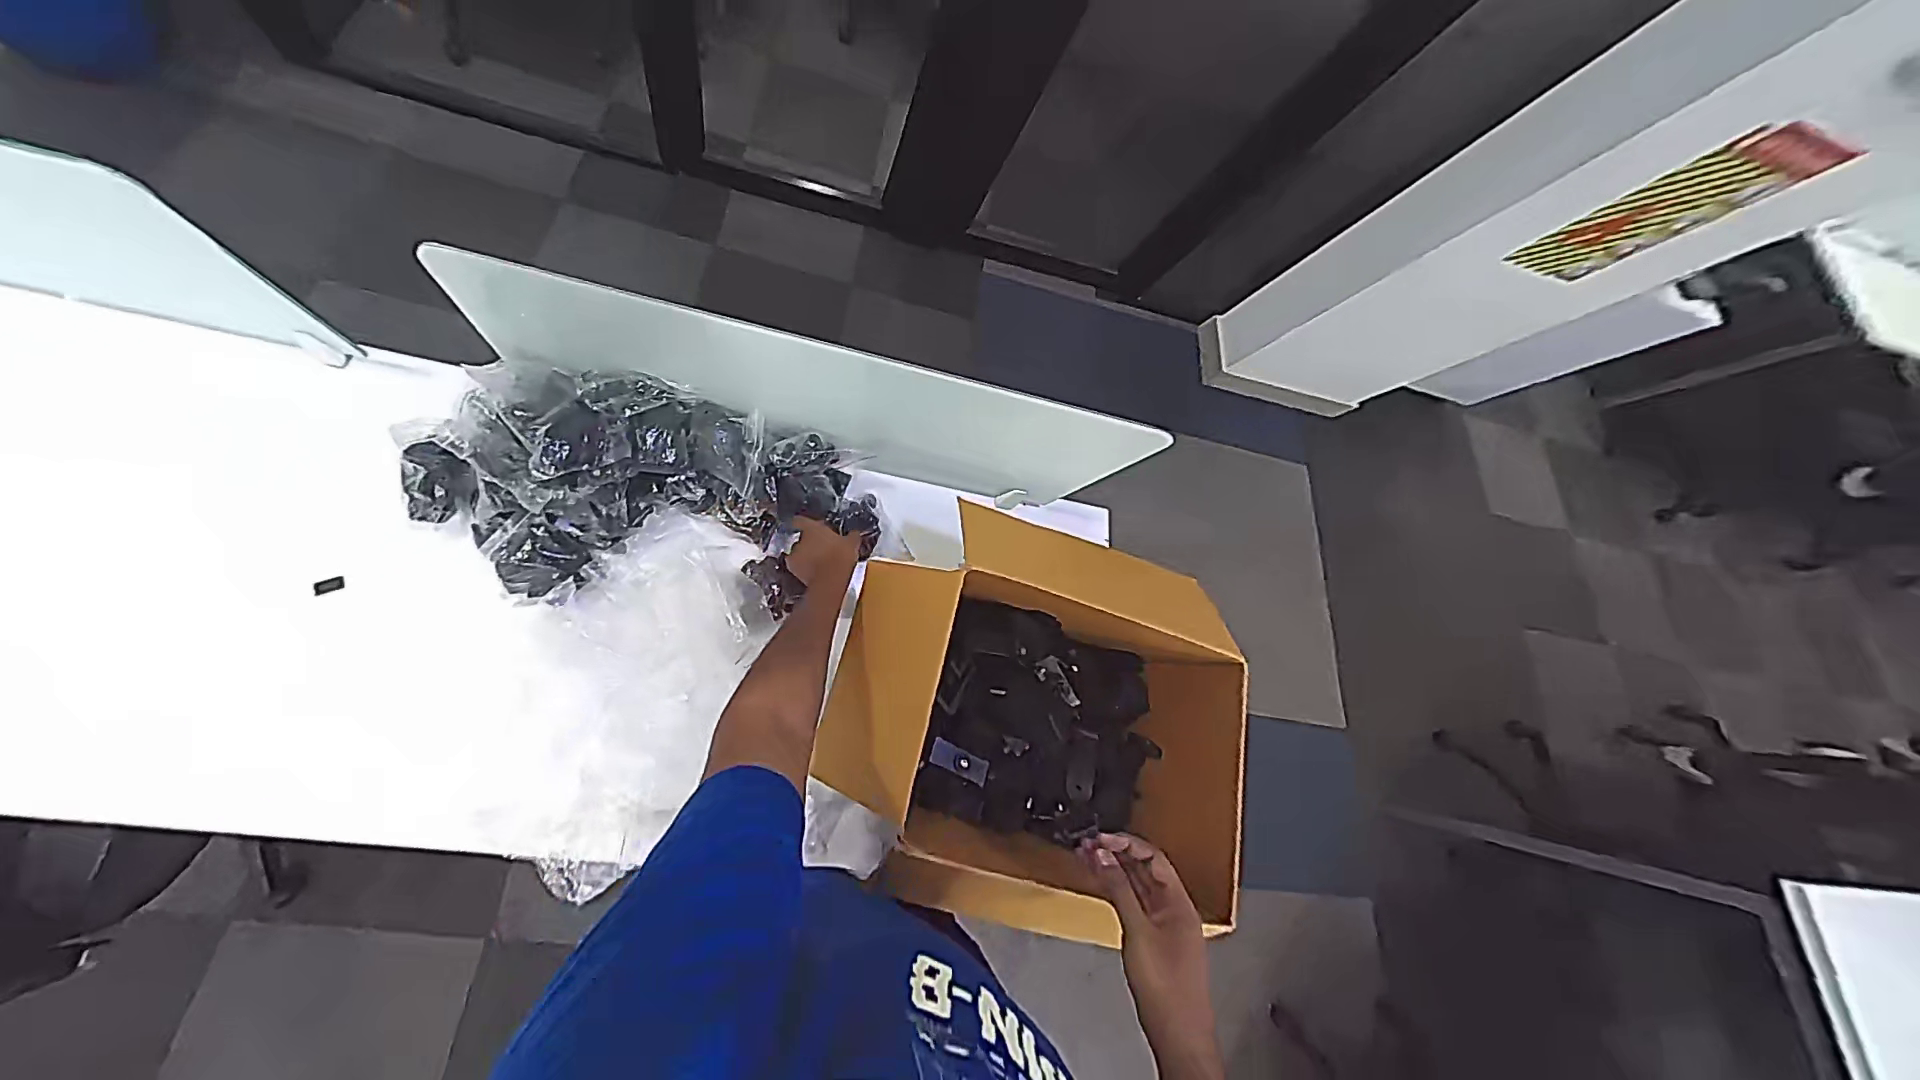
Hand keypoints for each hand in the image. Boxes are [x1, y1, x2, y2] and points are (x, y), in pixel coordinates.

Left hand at [784, 517, 862, 587]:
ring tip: (821, 561)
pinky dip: (806, 570)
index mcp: (811, 529)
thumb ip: (851, 536)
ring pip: (798, 555)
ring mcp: (795, 558)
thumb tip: (855, 534)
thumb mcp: (851, 542)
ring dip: (806, 556)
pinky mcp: (796, 574)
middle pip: (800, 539)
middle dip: (809, 542)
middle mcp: (799, 541)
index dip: (805, 523)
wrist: (832, 580)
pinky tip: (818, 572)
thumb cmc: (841, 556)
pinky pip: (800, 569)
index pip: (800, 520)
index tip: (812, 526)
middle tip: (823, 546)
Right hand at [1080, 833, 1223, 1079]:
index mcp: (1178, 902)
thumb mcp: (1137, 931)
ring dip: (1115, 871)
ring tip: (1088, 858)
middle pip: (1145, 870)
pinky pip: (1135, 904)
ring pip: (1138, 887)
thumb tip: (1103, 856)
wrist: (1178, 1037)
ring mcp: (1165, 925)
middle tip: (1087, 845)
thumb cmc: (1165, 988)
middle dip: (1116, 854)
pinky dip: (1118, 891)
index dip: (1126, 843)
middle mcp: (1174, 909)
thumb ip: (1120, 890)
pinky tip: (1102, 886)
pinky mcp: (1154, 940)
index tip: (1099, 838)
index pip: (1153, 857)